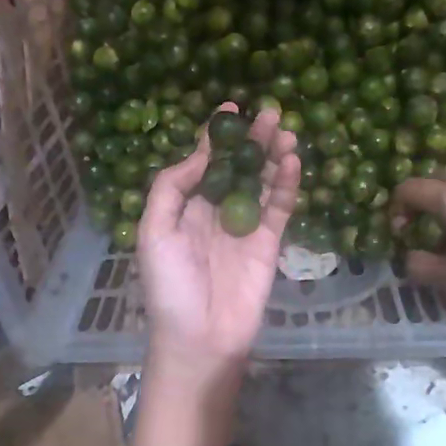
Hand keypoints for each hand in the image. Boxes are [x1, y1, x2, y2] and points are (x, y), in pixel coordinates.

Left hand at [137, 103, 299, 365]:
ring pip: (261, 182)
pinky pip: (279, 207)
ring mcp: (245, 226)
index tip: (231, 107)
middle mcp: (216, 211)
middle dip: (253, 140)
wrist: (200, 338)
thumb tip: (200, 154)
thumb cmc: (169, 285)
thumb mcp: (154, 231)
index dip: (217, 136)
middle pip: (238, 167)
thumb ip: (173, 188)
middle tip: (272, 113)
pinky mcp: (269, 243)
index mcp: (186, 207)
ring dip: (273, 156)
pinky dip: (286, 184)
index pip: (204, 162)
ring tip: (286, 130)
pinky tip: (292, 162)